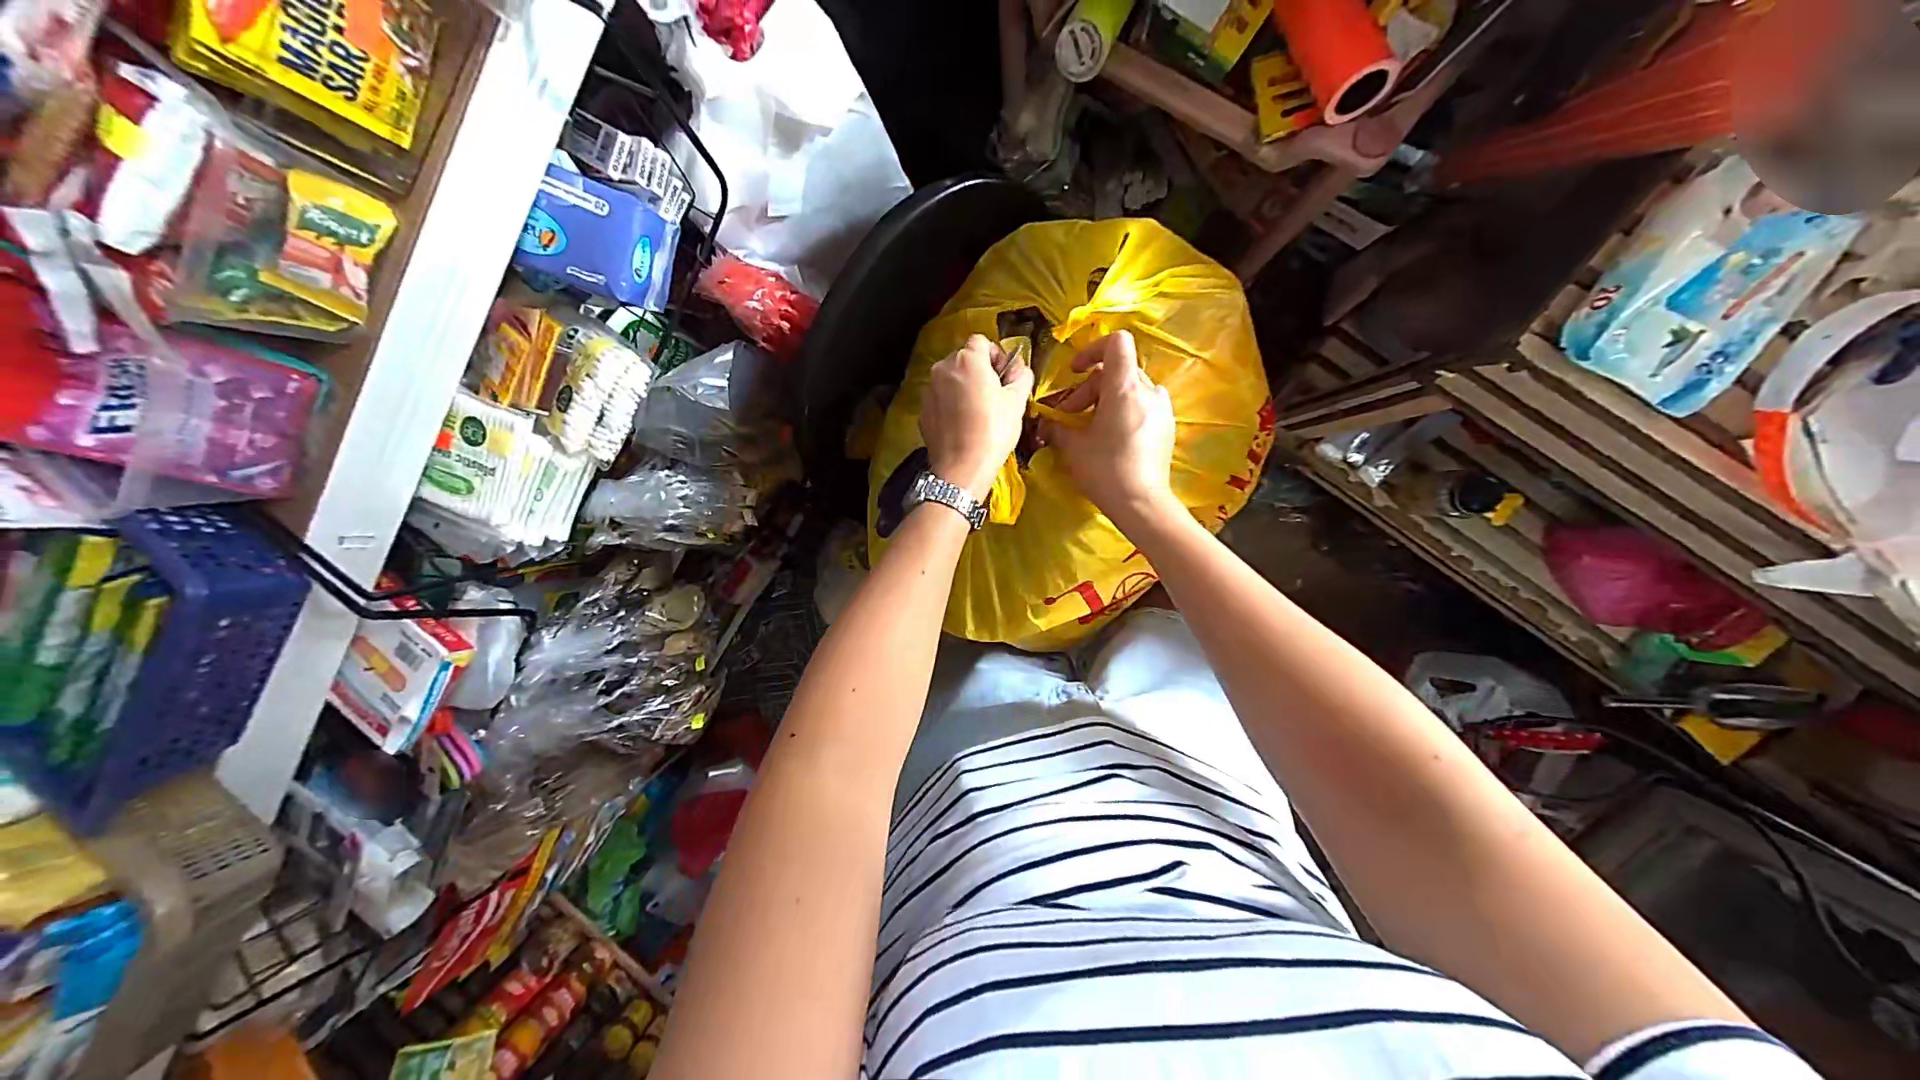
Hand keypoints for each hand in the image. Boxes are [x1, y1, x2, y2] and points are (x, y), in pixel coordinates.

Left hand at [920, 334, 1034, 500]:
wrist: (962, 467)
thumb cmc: (993, 431)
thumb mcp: (1017, 401)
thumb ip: (1021, 375)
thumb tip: (1019, 368)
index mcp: (967, 360)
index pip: (981, 341)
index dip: (995, 355)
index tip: (1004, 375)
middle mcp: (942, 368)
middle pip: (963, 359)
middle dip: (979, 372)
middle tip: (994, 396)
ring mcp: (929, 390)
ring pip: (950, 379)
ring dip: (963, 388)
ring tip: (978, 413)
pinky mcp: (922, 410)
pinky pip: (940, 399)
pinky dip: (950, 405)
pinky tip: (963, 425)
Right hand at [1037, 330, 1178, 531]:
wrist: (1142, 505)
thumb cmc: (1105, 471)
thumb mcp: (1072, 447)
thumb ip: (1056, 428)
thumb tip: (1045, 424)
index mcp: (1125, 388)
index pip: (1116, 342)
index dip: (1091, 350)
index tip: (1075, 372)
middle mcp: (1149, 391)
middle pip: (1117, 371)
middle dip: (1089, 389)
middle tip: (1069, 416)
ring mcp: (1162, 409)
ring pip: (1129, 390)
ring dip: (1105, 401)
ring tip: (1088, 427)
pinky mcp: (1166, 427)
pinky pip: (1142, 407)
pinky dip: (1122, 412)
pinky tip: (1109, 438)